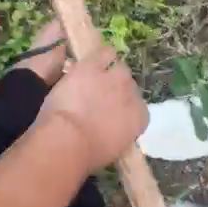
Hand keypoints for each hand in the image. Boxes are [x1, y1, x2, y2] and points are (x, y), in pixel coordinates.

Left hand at [38, 42, 146, 170]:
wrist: (68, 139)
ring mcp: (113, 78)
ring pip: (119, 66)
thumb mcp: (112, 147)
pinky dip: (99, 55)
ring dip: (109, 69)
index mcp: (139, 119)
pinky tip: (90, 60)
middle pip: (129, 83)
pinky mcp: (93, 65)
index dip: (124, 105)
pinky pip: (104, 52)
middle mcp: (131, 95)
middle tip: (100, 93)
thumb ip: (118, 131)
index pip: (139, 105)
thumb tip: (111, 127)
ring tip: (95, 74)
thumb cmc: (87, 154)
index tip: (113, 109)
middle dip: (117, 87)